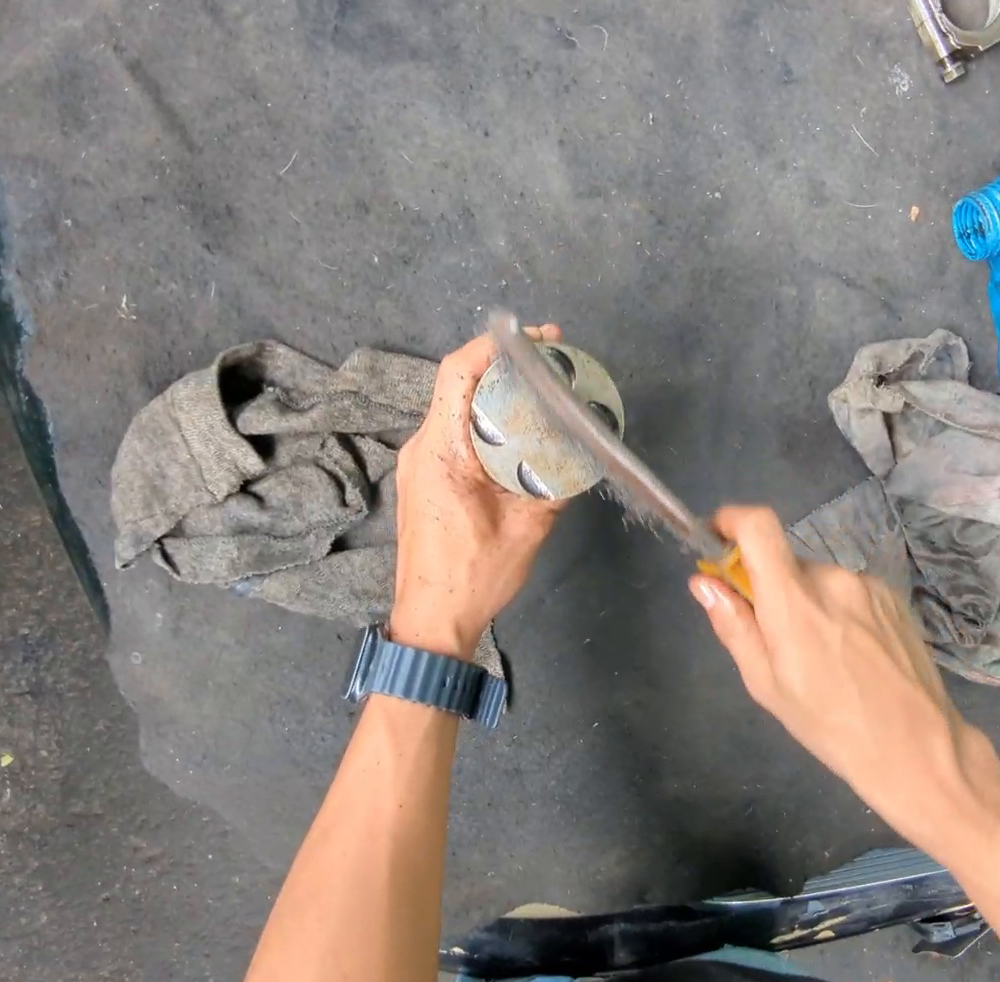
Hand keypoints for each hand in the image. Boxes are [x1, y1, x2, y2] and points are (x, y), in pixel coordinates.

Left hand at [390, 325, 569, 657]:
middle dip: (506, 366)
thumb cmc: (473, 578)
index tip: (541, 342)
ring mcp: (419, 462)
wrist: (430, 621)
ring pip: (457, 407)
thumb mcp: (527, 529)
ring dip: (498, 394)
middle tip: (554, 365)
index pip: (458, 372)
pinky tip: (519, 432)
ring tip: (543, 394)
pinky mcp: (425, 478)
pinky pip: (456, 432)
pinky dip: (488, 421)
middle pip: (458, 383)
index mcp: (441, 451)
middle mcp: (422, 447)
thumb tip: (580, 454)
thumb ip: (554, 484)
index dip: (497, 346)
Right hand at [688, 505, 992, 850]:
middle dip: (770, 589)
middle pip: (785, 563)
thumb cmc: (829, 724)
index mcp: (794, 601)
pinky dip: (836, 611)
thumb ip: (734, 625)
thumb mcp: (766, 684)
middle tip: (775, 638)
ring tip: (821, 657)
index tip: (718, 537)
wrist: (916, 746)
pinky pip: (847, 591)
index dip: (732, 520)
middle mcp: (832, 579)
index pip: (759, 528)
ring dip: (806, 603)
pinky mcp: (892, 596)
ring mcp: (867, 585)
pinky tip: (851, 654)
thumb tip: (704, 582)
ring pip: (817, 580)